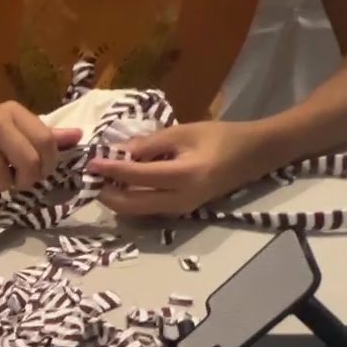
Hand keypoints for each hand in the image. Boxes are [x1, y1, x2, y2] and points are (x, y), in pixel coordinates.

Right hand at [0, 102, 82, 198]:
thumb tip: (77, 137)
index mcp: (12, 112)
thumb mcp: (9, 130)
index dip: (47, 165)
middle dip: (24, 181)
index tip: (37, 173)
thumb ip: (41, 135)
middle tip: (12, 181)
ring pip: (2, 183)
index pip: (46, 142)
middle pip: (30, 163)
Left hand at [88, 121, 278, 215]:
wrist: (253, 155)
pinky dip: (130, 200)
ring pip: (135, 211)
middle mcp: (179, 200)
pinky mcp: (177, 213)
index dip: (112, 170)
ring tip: (103, 182)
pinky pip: (146, 209)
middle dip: (107, 193)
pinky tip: (122, 187)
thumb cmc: (221, 137)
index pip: (137, 177)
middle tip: (93, 178)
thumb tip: (117, 152)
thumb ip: (150, 144)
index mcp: (184, 176)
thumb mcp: (185, 132)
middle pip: (130, 204)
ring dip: (116, 199)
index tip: (92, 163)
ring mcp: (178, 211)